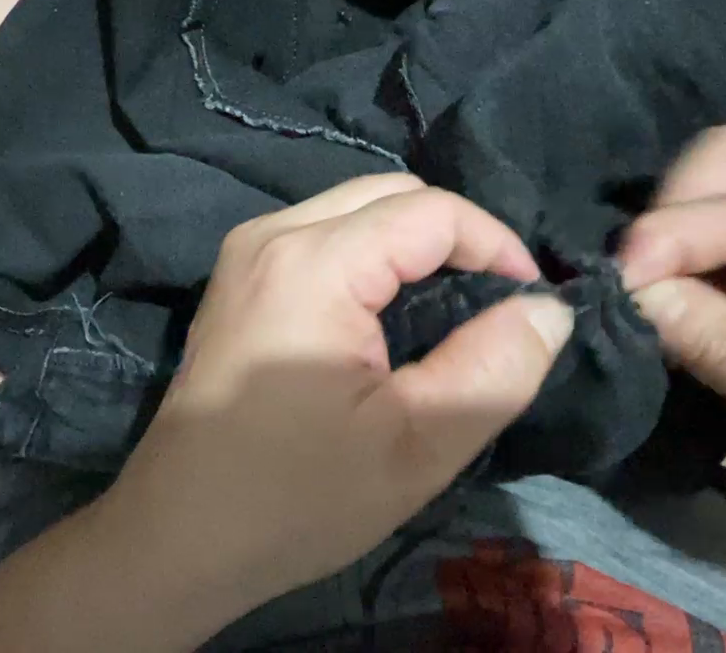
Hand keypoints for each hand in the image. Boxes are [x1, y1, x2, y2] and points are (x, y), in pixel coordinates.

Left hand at [100, 173, 575, 607]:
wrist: (179, 530)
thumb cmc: (297, 496)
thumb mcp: (415, 446)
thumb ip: (492, 369)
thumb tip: (546, 308)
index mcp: (312, 262)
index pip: (430, 210)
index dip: (494, 244)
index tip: (529, 301)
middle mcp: (273, 232)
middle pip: (389, 193)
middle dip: (454, 236)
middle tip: (491, 304)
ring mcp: (248, 248)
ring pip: (355, 206)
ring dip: (412, 243)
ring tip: (447, 309)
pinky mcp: (238, 272)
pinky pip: (323, 231)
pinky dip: (371, 253)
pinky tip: (385, 312)